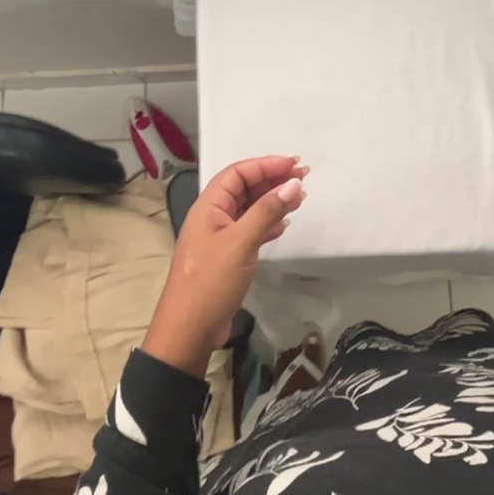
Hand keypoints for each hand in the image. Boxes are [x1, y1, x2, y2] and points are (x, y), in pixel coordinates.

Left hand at [142, 156, 308, 375]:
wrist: (190, 329)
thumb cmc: (210, 282)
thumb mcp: (241, 242)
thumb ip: (267, 211)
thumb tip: (292, 184)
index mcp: (208, 207)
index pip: (238, 173)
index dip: (266, 165)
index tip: (294, 165)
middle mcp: (213, 217)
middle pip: (244, 188)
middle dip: (272, 180)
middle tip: (303, 177)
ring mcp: (219, 238)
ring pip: (249, 209)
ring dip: (273, 201)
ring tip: (300, 198)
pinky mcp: (228, 257)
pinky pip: (250, 230)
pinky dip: (267, 224)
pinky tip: (284, 224)